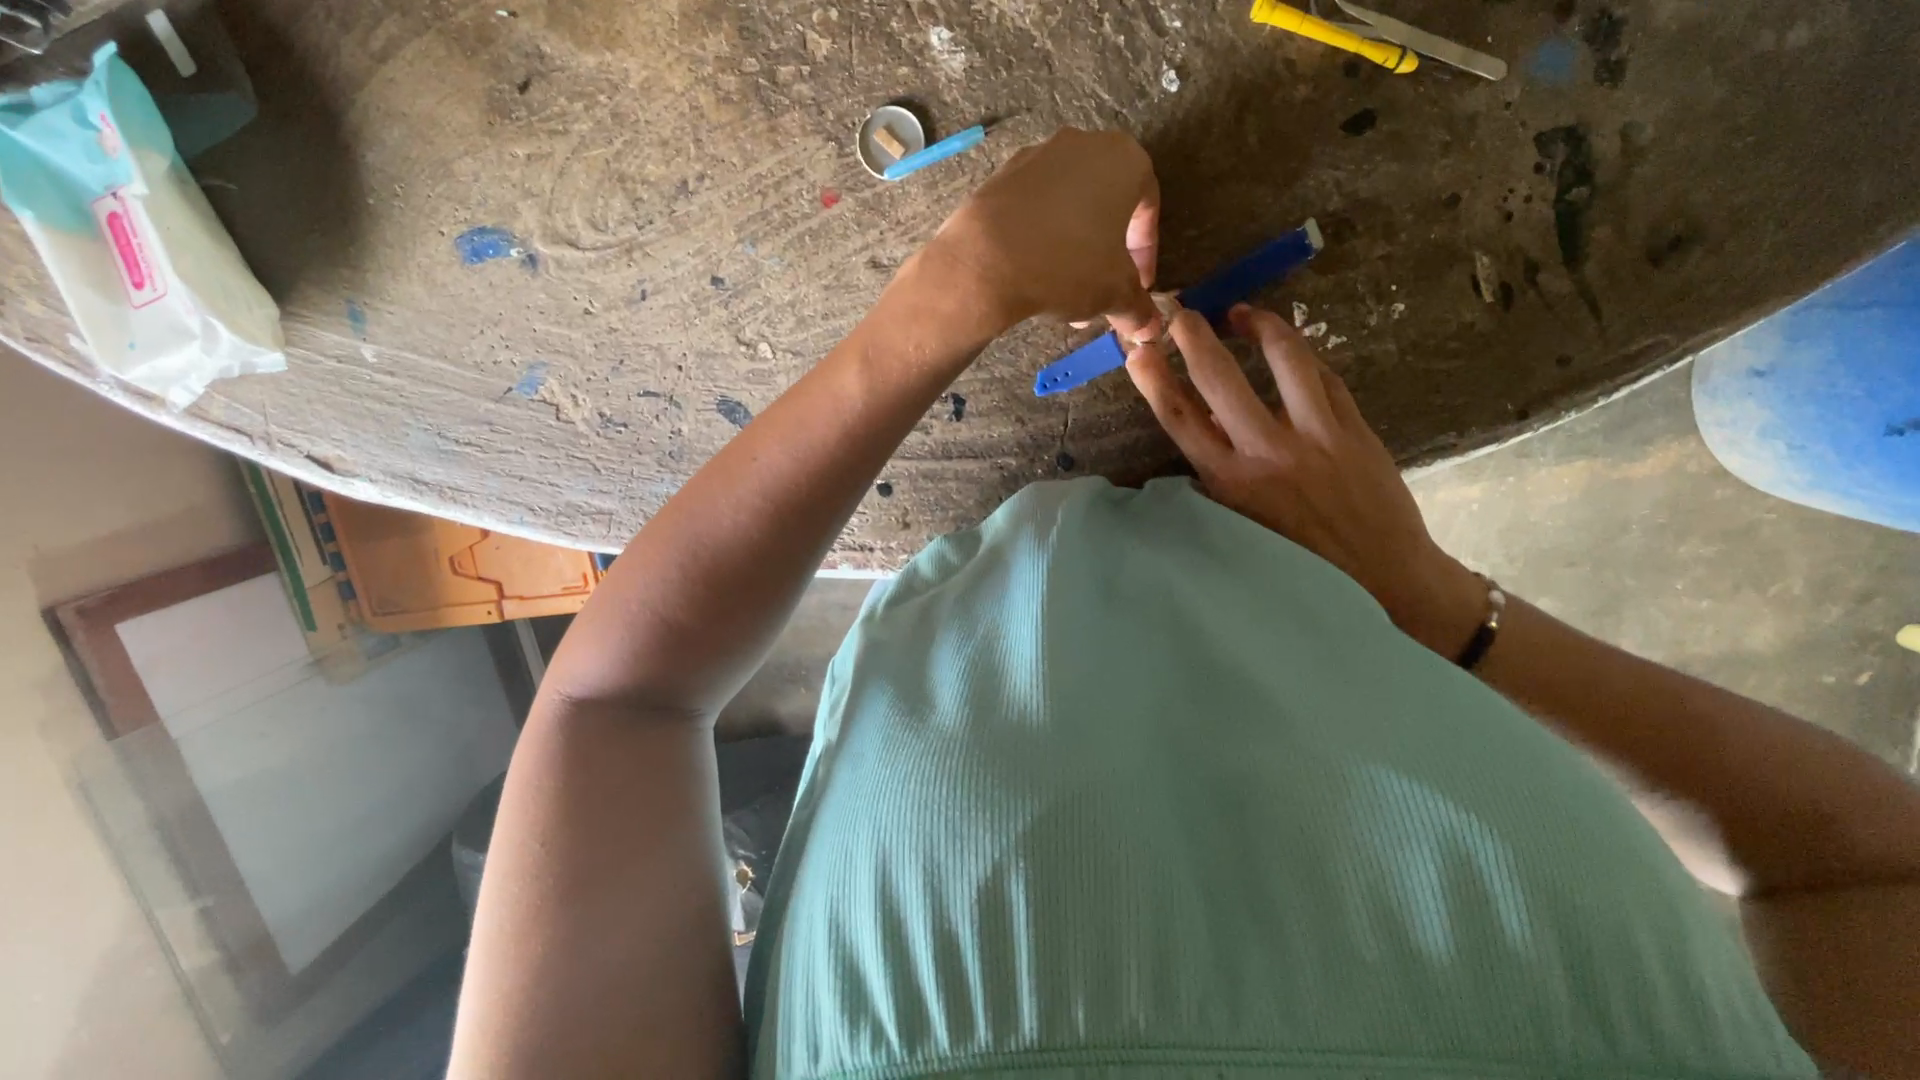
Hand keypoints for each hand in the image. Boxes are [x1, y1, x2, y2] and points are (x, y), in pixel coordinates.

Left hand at [926, 128, 1161, 341]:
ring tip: (1066, 296)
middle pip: (1106, 206)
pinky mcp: (1001, 175)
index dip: (1146, 255)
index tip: (1137, 287)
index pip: (1148, 210)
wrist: (985, 259)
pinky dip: (1041, 238)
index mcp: (1125, 159)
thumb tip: (1150, 328)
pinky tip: (1035, 275)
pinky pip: (1034, 208)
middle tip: (1101, 294)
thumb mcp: (1114, 293)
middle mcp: (1084, 144)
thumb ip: (1137, 307)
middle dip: (1107, 256)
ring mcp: (1038, 155)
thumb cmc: (1068, 266)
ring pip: (1069, 208)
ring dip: (1075, 250)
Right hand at [1126, 305, 1487, 657]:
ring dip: (1259, 326)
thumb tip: (1204, 426)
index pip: (1180, 418)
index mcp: (1231, 482)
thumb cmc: (1300, 561)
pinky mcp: (1354, 427)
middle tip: (1180, 312)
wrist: (1383, 575)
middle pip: (1220, 377)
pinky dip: (1305, 357)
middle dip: (1194, 337)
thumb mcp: (1242, 524)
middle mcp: (1267, 451)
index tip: (1137, 350)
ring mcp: (1316, 434)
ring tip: (1243, 313)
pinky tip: (1292, 350)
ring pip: (1284, 359)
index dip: (1153, 379)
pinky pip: (1326, 377)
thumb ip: (1221, 476)